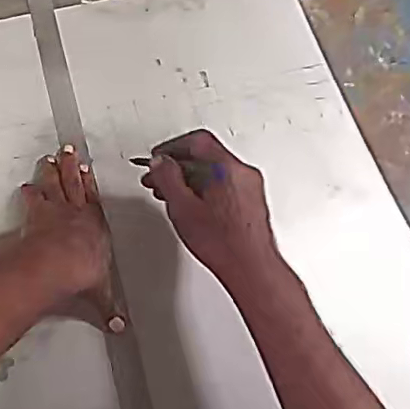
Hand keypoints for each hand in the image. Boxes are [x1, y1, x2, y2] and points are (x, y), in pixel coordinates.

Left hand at [14, 147, 121, 329]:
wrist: (60, 266)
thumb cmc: (81, 272)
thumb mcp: (99, 294)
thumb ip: (107, 309)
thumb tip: (116, 326)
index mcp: (97, 227)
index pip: (95, 201)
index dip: (91, 186)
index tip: (88, 173)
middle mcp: (77, 214)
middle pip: (75, 184)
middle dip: (72, 167)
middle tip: (69, 153)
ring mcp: (56, 210)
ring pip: (55, 183)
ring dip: (52, 170)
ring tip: (49, 159)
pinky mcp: (38, 213)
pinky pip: (35, 197)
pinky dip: (30, 191)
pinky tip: (26, 186)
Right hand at [140, 129, 282, 286]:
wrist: (250, 267)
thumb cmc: (223, 243)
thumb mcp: (182, 207)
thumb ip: (167, 178)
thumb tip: (160, 162)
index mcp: (227, 168)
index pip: (197, 141)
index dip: (171, 148)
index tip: (157, 159)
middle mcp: (243, 173)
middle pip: (206, 155)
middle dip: (178, 165)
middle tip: (159, 177)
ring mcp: (250, 187)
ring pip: (215, 170)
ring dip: (190, 178)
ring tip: (172, 194)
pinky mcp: (252, 201)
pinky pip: (225, 184)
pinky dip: (205, 188)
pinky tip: (192, 206)